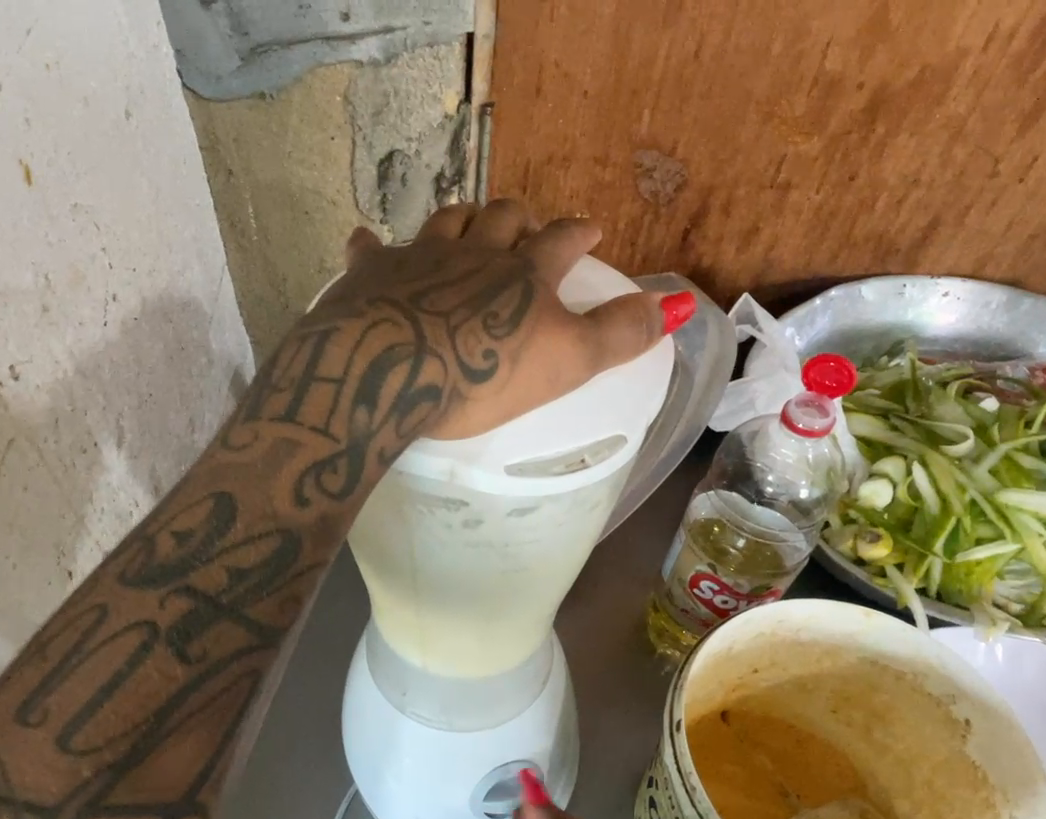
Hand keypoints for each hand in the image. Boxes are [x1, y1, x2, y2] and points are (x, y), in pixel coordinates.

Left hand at [311, 199, 693, 440]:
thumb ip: (621, 334)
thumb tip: (679, 304)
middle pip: (504, 219)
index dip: (578, 235)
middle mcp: (475, 250)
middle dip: (521, 219)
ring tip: (470, 223)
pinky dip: (372, 245)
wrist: (391, 368)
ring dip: (464, 219)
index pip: (561, 241)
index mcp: (525, 272)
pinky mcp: (371, 276)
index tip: (589, 232)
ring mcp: (420, 257)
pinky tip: (366, 241)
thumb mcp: (568, 361)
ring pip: (447, 222)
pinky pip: (371, 250)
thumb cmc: (484, 371)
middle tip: (528, 226)